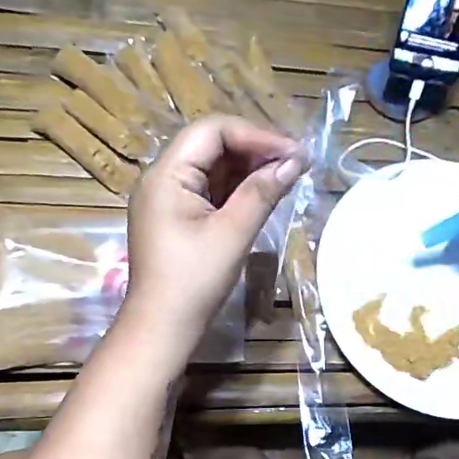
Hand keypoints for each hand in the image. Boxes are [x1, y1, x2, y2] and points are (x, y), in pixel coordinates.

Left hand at [124, 116, 305, 347]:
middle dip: (255, 150)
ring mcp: (168, 199)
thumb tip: (295, 161)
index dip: (256, 135)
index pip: (213, 131)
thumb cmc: (194, 281)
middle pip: (212, 145)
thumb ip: (262, 193)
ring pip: (213, 168)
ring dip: (249, 169)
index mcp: (167, 174)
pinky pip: (210, 191)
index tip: (294, 153)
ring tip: (287, 176)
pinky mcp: (177, 219)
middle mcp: (163, 178)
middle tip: (296, 164)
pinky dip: (238, 189)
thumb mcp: (232, 234)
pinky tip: (265, 194)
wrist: (162, 328)